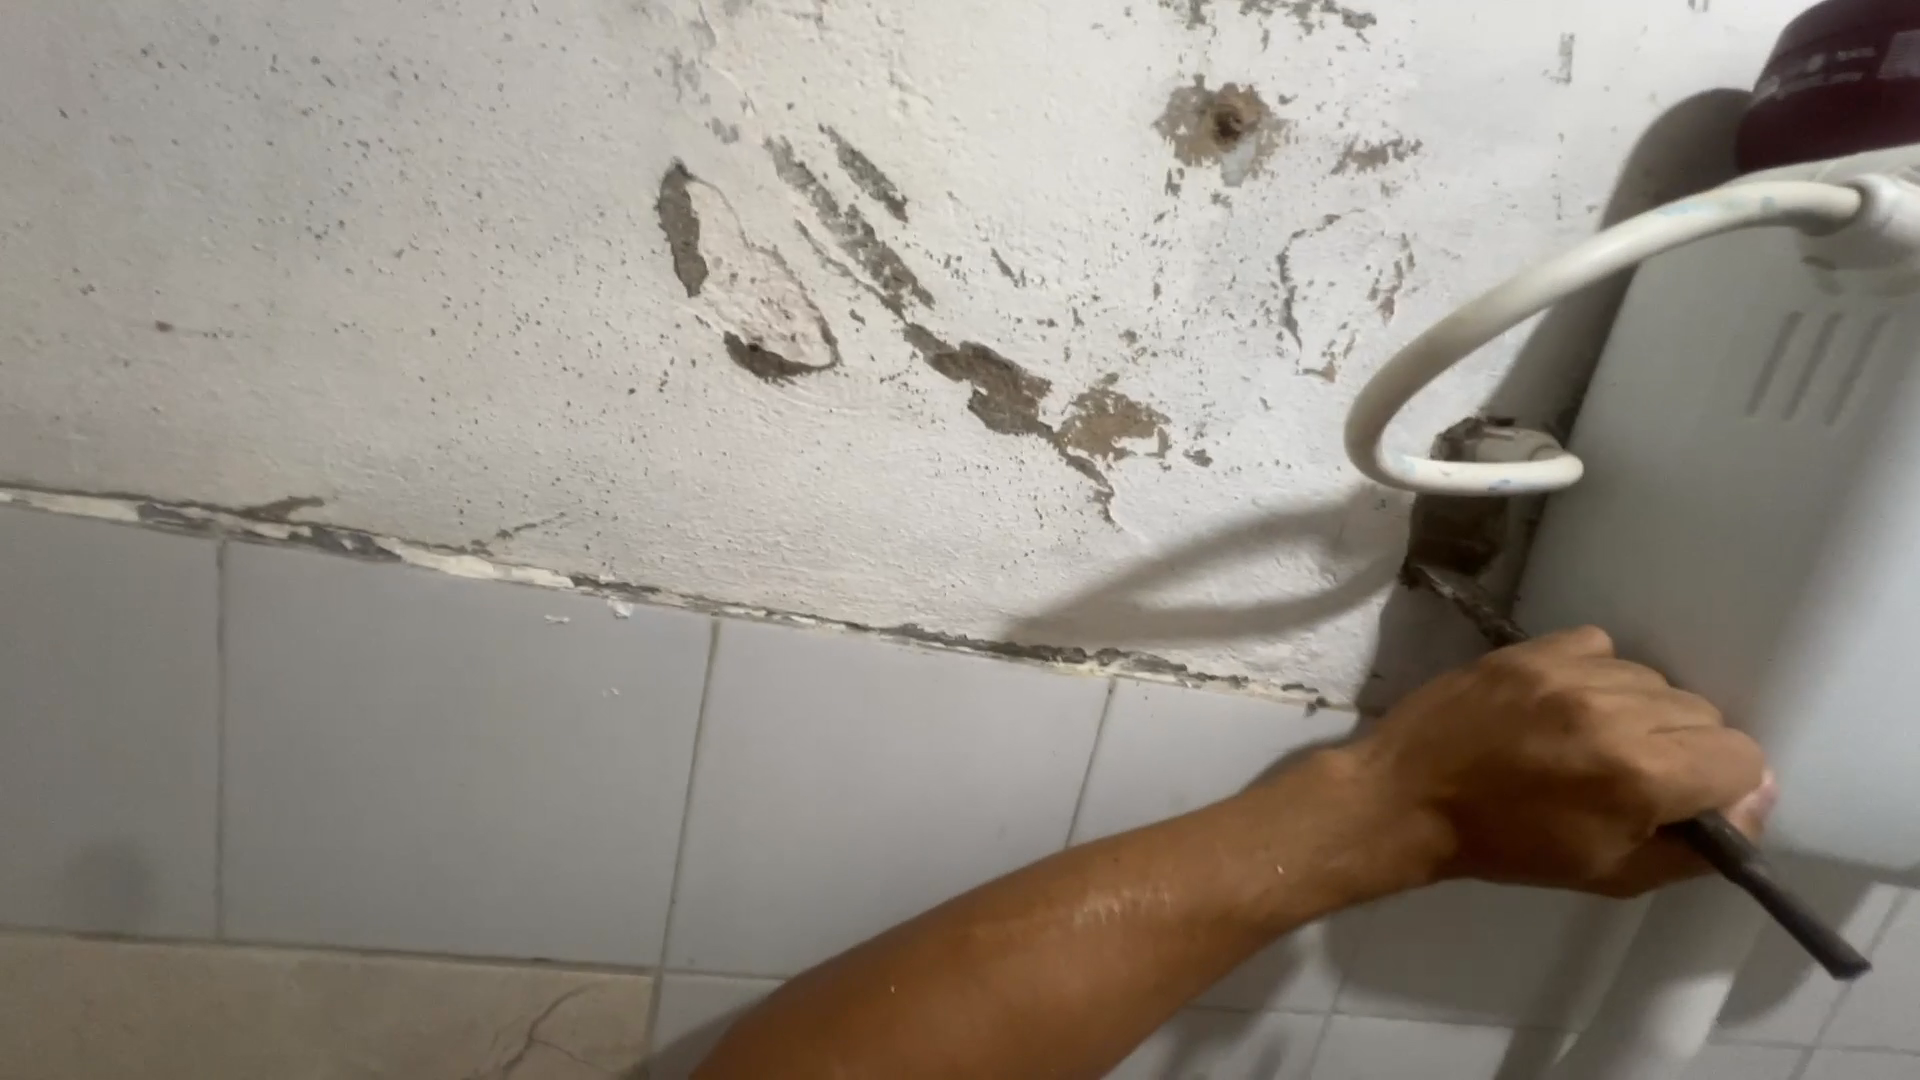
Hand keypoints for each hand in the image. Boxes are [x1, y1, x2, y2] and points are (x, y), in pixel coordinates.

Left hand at [1350, 626, 1773, 896]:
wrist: (1405, 795)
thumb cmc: (1505, 844)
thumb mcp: (1614, 871)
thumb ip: (1701, 843)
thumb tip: (1753, 793)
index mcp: (1640, 774)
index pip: (1741, 756)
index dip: (1717, 782)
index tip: (1676, 795)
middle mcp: (1608, 712)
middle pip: (1699, 713)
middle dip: (1677, 746)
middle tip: (1623, 767)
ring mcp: (1558, 674)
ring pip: (1647, 677)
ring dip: (1633, 707)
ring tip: (1585, 733)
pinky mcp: (1518, 652)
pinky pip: (1593, 644)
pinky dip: (1591, 669)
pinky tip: (1560, 699)